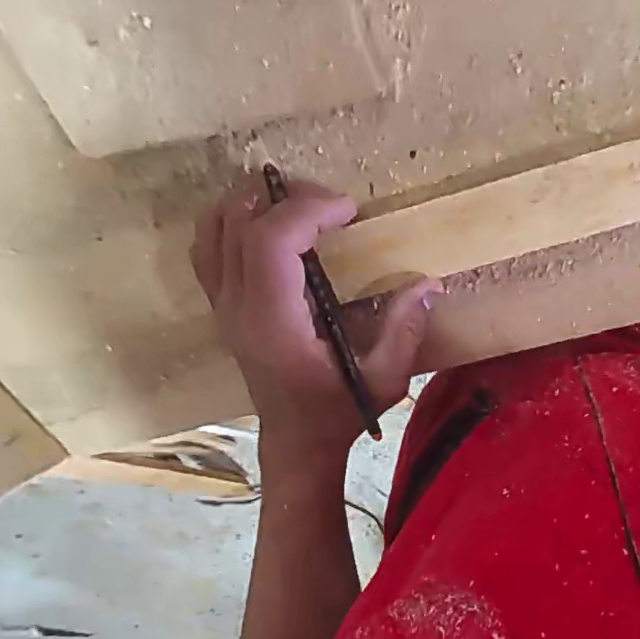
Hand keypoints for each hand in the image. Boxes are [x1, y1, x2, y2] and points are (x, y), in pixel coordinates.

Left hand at [192, 177, 441, 460]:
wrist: (297, 440)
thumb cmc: (340, 413)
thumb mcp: (385, 379)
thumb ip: (405, 329)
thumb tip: (429, 284)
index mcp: (275, 323)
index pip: (271, 242)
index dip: (308, 210)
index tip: (349, 209)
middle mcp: (239, 307)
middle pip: (241, 223)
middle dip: (287, 198)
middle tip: (331, 203)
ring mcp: (223, 305)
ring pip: (216, 228)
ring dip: (256, 203)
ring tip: (299, 202)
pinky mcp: (222, 307)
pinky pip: (210, 246)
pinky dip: (233, 221)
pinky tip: (266, 223)